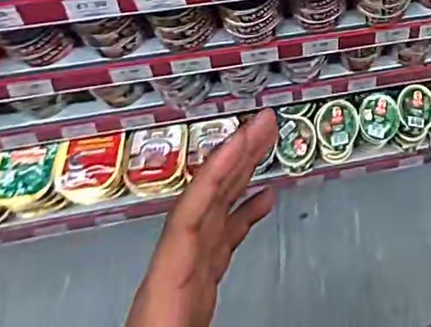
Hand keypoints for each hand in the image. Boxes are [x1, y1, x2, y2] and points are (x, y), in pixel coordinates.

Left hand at [125, 109, 277, 326]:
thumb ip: (194, 308)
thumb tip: (223, 262)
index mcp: (162, 295)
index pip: (189, 218)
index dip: (217, 172)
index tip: (242, 136)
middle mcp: (170, 278)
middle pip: (201, 205)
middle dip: (234, 158)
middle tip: (264, 122)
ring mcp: (181, 284)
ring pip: (212, 218)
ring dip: (240, 177)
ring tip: (267, 145)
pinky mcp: (192, 296)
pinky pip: (219, 243)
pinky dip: (242, 215)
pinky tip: (263, 199)